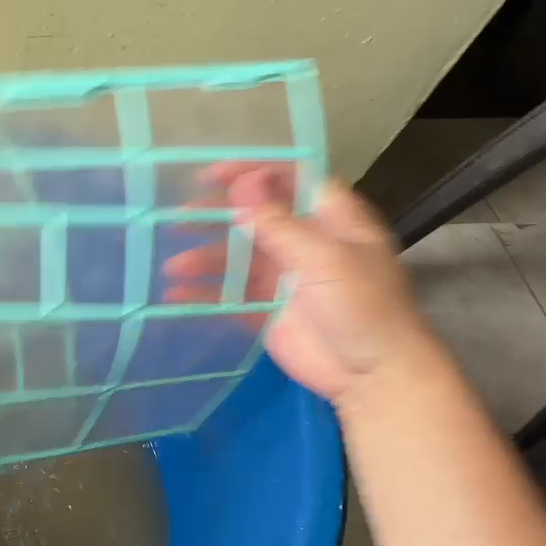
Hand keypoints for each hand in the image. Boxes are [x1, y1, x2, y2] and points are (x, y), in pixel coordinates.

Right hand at [161, 164, 434, 406]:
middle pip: (254, 218)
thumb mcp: (324, 258)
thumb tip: (242, 186)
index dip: (251, 172)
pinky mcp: (266, 312)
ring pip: (236, 259)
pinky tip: (176, 296)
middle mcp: (303, 242)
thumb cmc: (362, 306)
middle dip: (216, 217)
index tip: (210, 176)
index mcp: (329, 219)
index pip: (288, 180)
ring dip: (204, 259)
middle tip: (179, 221)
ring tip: (173, 267)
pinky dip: (203, 295)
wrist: (371, 373)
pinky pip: (228, 298)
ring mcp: (283, 279)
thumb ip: (280, 224)